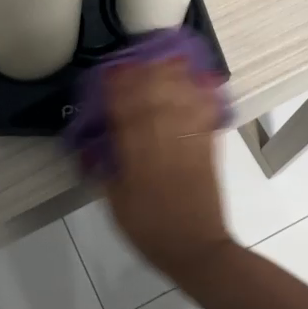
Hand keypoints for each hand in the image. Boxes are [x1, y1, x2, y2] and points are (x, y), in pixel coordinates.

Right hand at [101, 58, 235, 279]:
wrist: (196, 249)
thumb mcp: (117, 203)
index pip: (125, 110)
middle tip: (139, 58)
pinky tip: (199, 81)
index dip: (118, 88)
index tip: (111, 71)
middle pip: (155, 96)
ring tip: (168, 58)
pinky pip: (205, 115)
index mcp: (137, 154)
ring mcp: (189, 142)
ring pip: (180, 99)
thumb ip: (108, 171)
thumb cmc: (150, 229)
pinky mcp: (208, 148)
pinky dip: (201, 96)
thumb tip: (99, 146)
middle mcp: (163, 141)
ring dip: (174, 77)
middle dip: (146, 74)